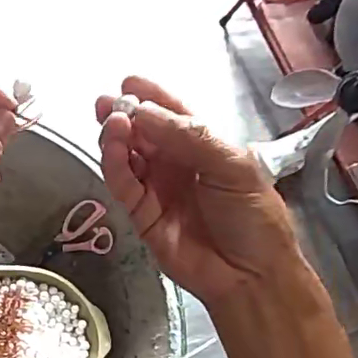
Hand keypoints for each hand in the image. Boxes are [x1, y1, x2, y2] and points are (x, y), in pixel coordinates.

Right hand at [95, 77, 301, 305]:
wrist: (250, 274)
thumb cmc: (253, 217)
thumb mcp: (232, 165)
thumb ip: (190, 137)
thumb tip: (145, 114)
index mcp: (203, 148)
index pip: (173, 116)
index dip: (151, 98)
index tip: (128, 83)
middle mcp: (176, 166)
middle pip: (142, 135)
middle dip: (123, 116)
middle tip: (104, 103)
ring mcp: (157, 191)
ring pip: (127, 158)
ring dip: (116, 139)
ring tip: (111, 122)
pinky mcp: (142, 217)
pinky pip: (123, 186)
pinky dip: (114, 166)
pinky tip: (113, 148)